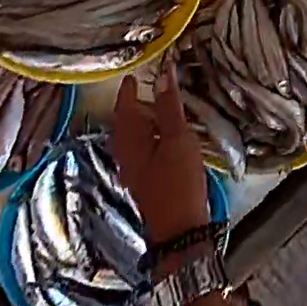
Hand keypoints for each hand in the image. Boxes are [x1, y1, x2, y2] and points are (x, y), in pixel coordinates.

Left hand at [111, 64, 210, 244]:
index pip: (125, 106)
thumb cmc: (177, 181)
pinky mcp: (145, 182)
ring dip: (142, 122)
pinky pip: (141, 150)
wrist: (181, 233)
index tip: (132, 76)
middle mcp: (126, 153)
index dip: (129, 90)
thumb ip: (169, 105)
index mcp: (129, 139)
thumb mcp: (177, 137)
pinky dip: (149, 137)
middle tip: (147, 88)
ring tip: (158, 109)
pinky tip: (163, 138)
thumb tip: (163, 72)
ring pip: (133, 138)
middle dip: (134, 105)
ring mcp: (134, 170)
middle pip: (126, 122)